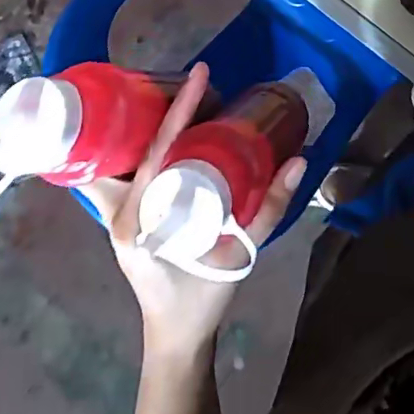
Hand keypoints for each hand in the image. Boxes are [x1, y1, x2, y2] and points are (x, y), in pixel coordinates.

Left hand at [78, 62, 305, 361]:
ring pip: (116, 161)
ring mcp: (114, 219)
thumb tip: (299, 159)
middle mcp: (117, 216)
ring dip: (138, 130)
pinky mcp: (124, 220)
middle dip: (146, 112)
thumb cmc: (203, 298)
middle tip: (182, 86)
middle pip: (123, 149)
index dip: (180, 111)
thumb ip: (269, 209)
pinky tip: (167, 137)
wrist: (177, 337)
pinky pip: (124, 174)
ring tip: (171, 103)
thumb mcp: (240, 255)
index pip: (156, 153)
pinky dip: (140, 150)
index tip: (200, 75)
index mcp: (137, 222)